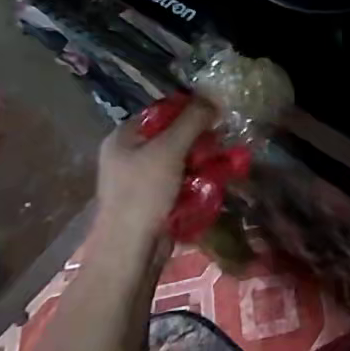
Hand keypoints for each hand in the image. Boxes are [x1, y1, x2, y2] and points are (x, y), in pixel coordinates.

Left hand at [95, 97, 214, 252]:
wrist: (130, 251)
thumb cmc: (143, 194)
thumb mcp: (168, 150)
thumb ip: (191, 122)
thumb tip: (212, 99)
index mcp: (123, 137)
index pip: (160, 112)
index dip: (188, 110)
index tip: (216, 115)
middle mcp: (129, 155)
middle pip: (172, 137)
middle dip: (200, 140)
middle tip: (224, 142)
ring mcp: (141, 181)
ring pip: (179, 162)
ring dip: (202, 163)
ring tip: (226, 164)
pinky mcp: (154, 203)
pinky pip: (181, 184)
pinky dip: (197, 183)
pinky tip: (215, 185)